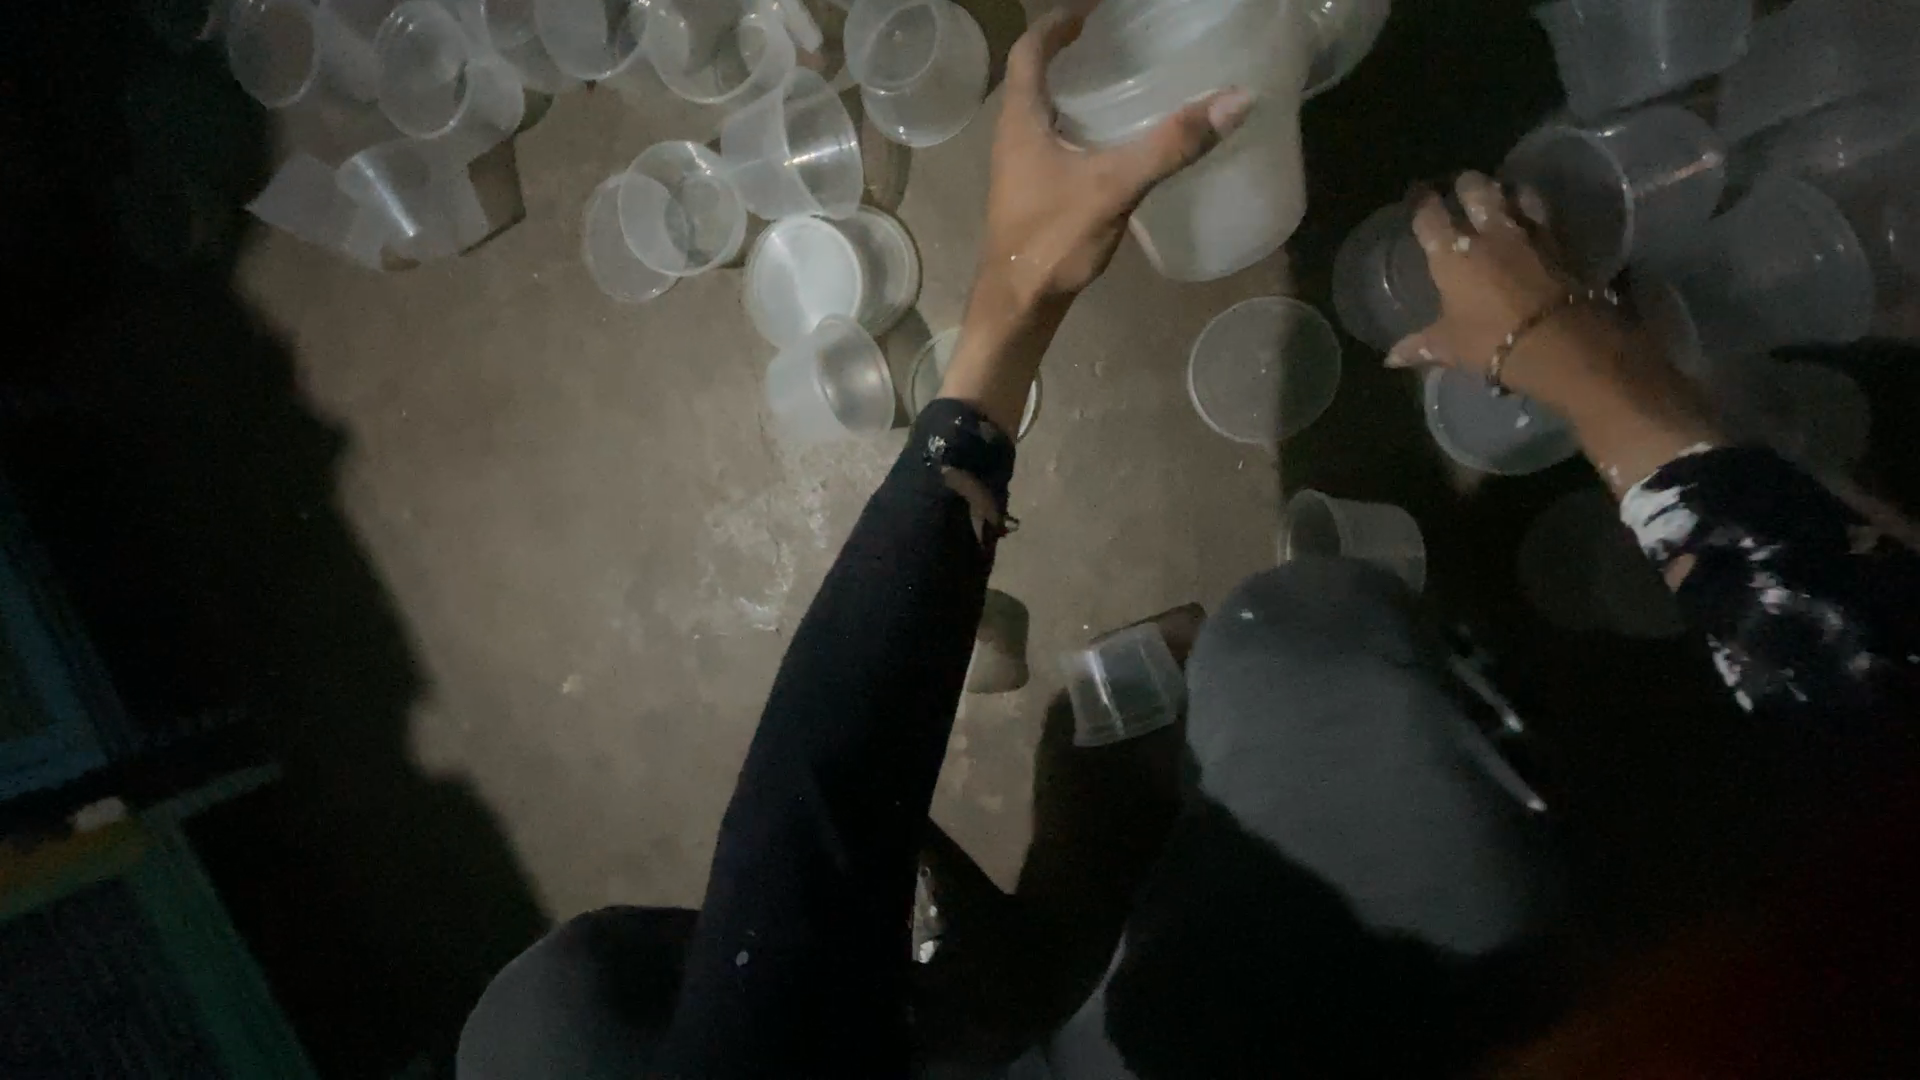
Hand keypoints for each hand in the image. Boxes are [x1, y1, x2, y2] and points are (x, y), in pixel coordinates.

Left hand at [978, 8, 1254, 307]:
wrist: (1017, 306)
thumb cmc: (1051, 241)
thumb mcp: (1114, 186)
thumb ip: (1170, 145)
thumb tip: (1236, 100)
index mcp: (1021, 121)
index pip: (1030, 50)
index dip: (1058, 23)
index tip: (1094, 10)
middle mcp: (1011, 140)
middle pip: (1036, 80)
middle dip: (1072, 56)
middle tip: (1116, 44)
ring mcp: (1017, 174)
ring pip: (1044, 118)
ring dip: (1075, 98)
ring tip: (1120, 87)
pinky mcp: (1030, 201)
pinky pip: (1053, 150)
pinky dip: (1079, 135)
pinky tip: (1112, 148)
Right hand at [1386, 172, 1570, 377]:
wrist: (1555, 337)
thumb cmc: (1487, 338)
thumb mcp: (1447, 345)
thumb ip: (1418, 345)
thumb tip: (1390, 359)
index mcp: (1451, 255)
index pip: (1429, 217)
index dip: (1420, 202)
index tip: (1416, 193)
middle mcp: (1487, 233)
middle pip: (1476, 192)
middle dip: (1466, 184)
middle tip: (1460, 183)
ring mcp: (1526, 232)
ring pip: (1514, 194)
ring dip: (1504, 189)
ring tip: (1499, 191)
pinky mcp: (1557, 241)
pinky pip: (1541, 212)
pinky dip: (1531, 207)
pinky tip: (1527, 214)